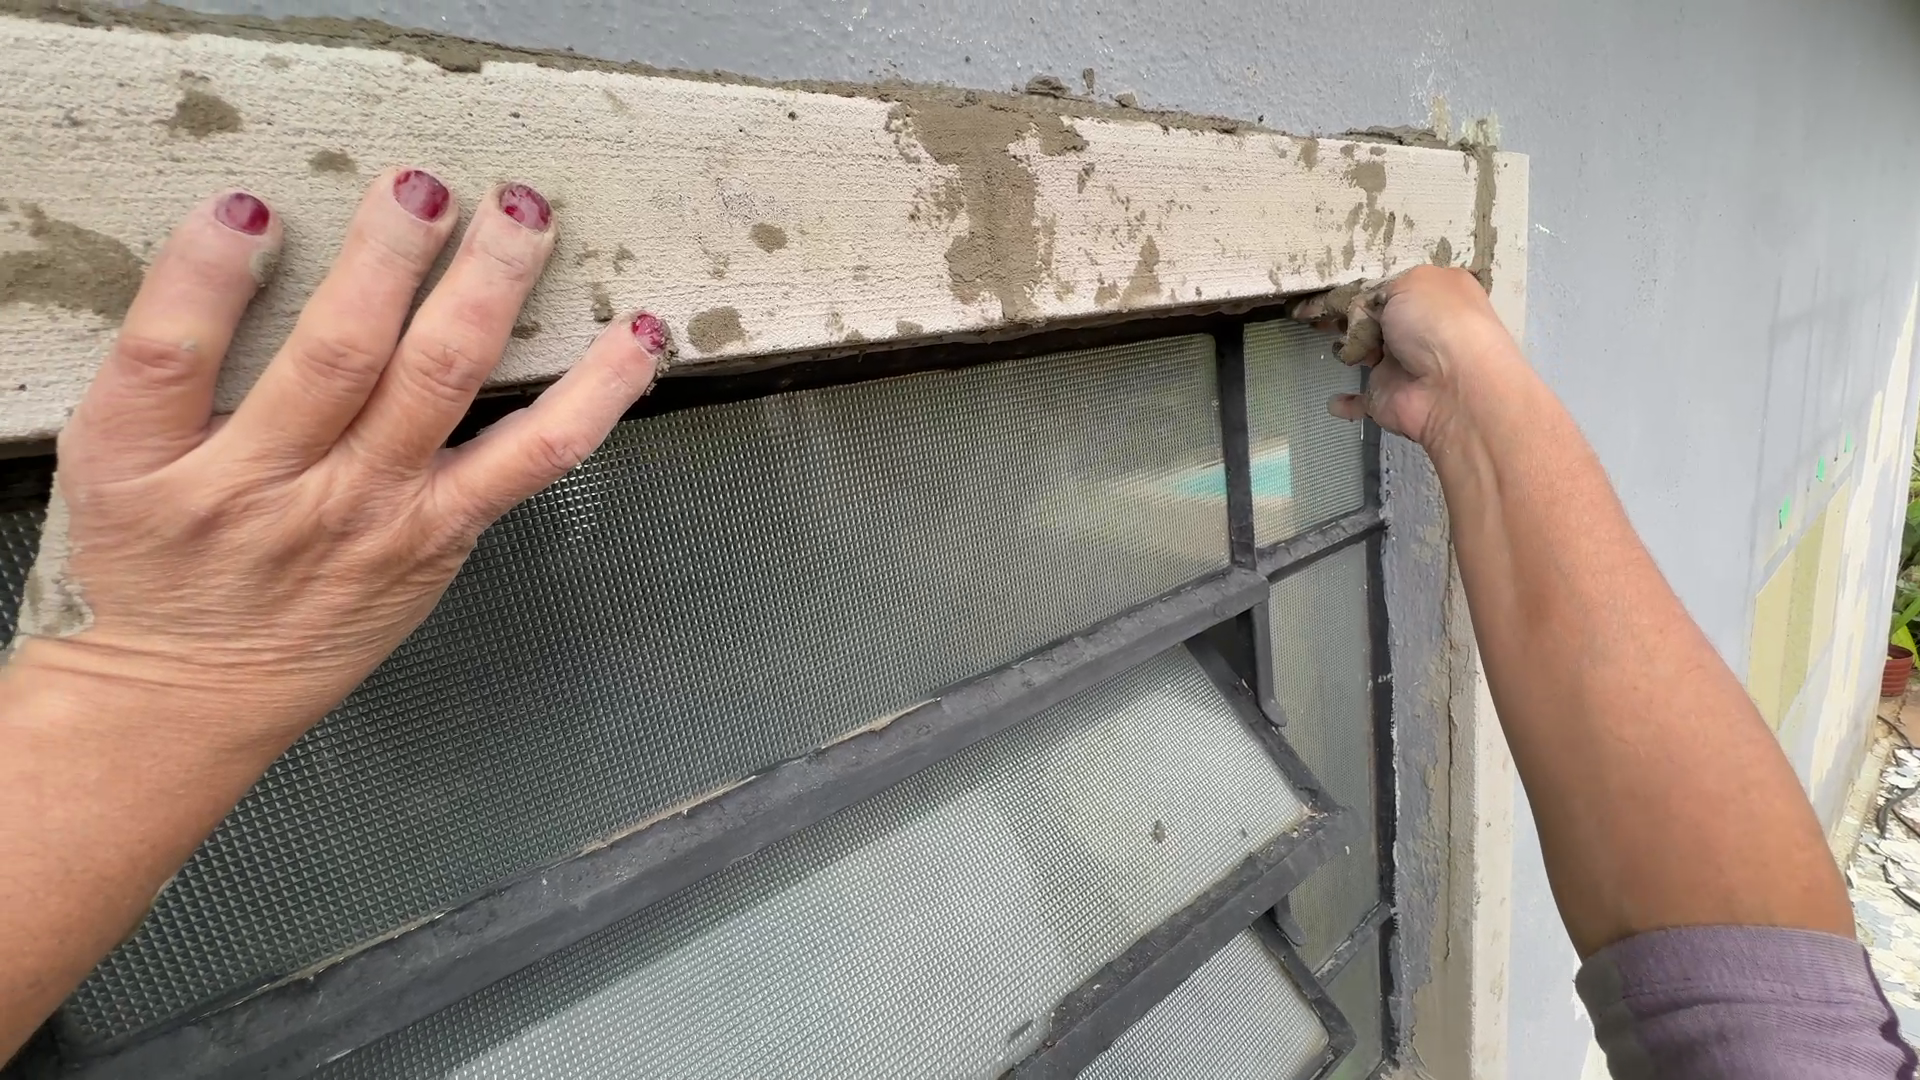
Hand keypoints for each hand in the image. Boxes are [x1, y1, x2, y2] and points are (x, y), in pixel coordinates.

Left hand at [9, 170, 671, 749]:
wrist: (191, 687)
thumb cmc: (328, 624)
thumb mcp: (428, 570)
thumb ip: (463, 489)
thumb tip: (503, 398)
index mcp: (435, 527)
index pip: (542, 450)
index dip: (602, 386)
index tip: (641, 329)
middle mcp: (358, 499)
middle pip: (441, 376)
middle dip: (492, 283)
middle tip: (522, 209)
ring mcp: (251, 481)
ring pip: (333, 355)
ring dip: (385, 261)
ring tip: (421, 188)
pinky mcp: (139, 463)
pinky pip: (174, 360)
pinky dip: (210, 283)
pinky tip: (247, 215)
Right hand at [1289, 265, 1519, 448]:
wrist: (1451, 385)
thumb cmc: (1435, 323)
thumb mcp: (1410, 282)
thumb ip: (1379, 289)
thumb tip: (1363, 310)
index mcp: (1430, 296)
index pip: (1386, 290)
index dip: (1356, 292)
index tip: (1325, 296)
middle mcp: (1417, 329)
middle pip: (1371, 320)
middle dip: (1347, 319)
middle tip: (1317, 317)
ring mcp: (1401, 365)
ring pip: (1363, 354)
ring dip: (1346, 351)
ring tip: (1342, 350)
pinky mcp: (1384, 396)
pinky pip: (1359, 401)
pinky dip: (1345, 403)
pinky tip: (1333, 401)